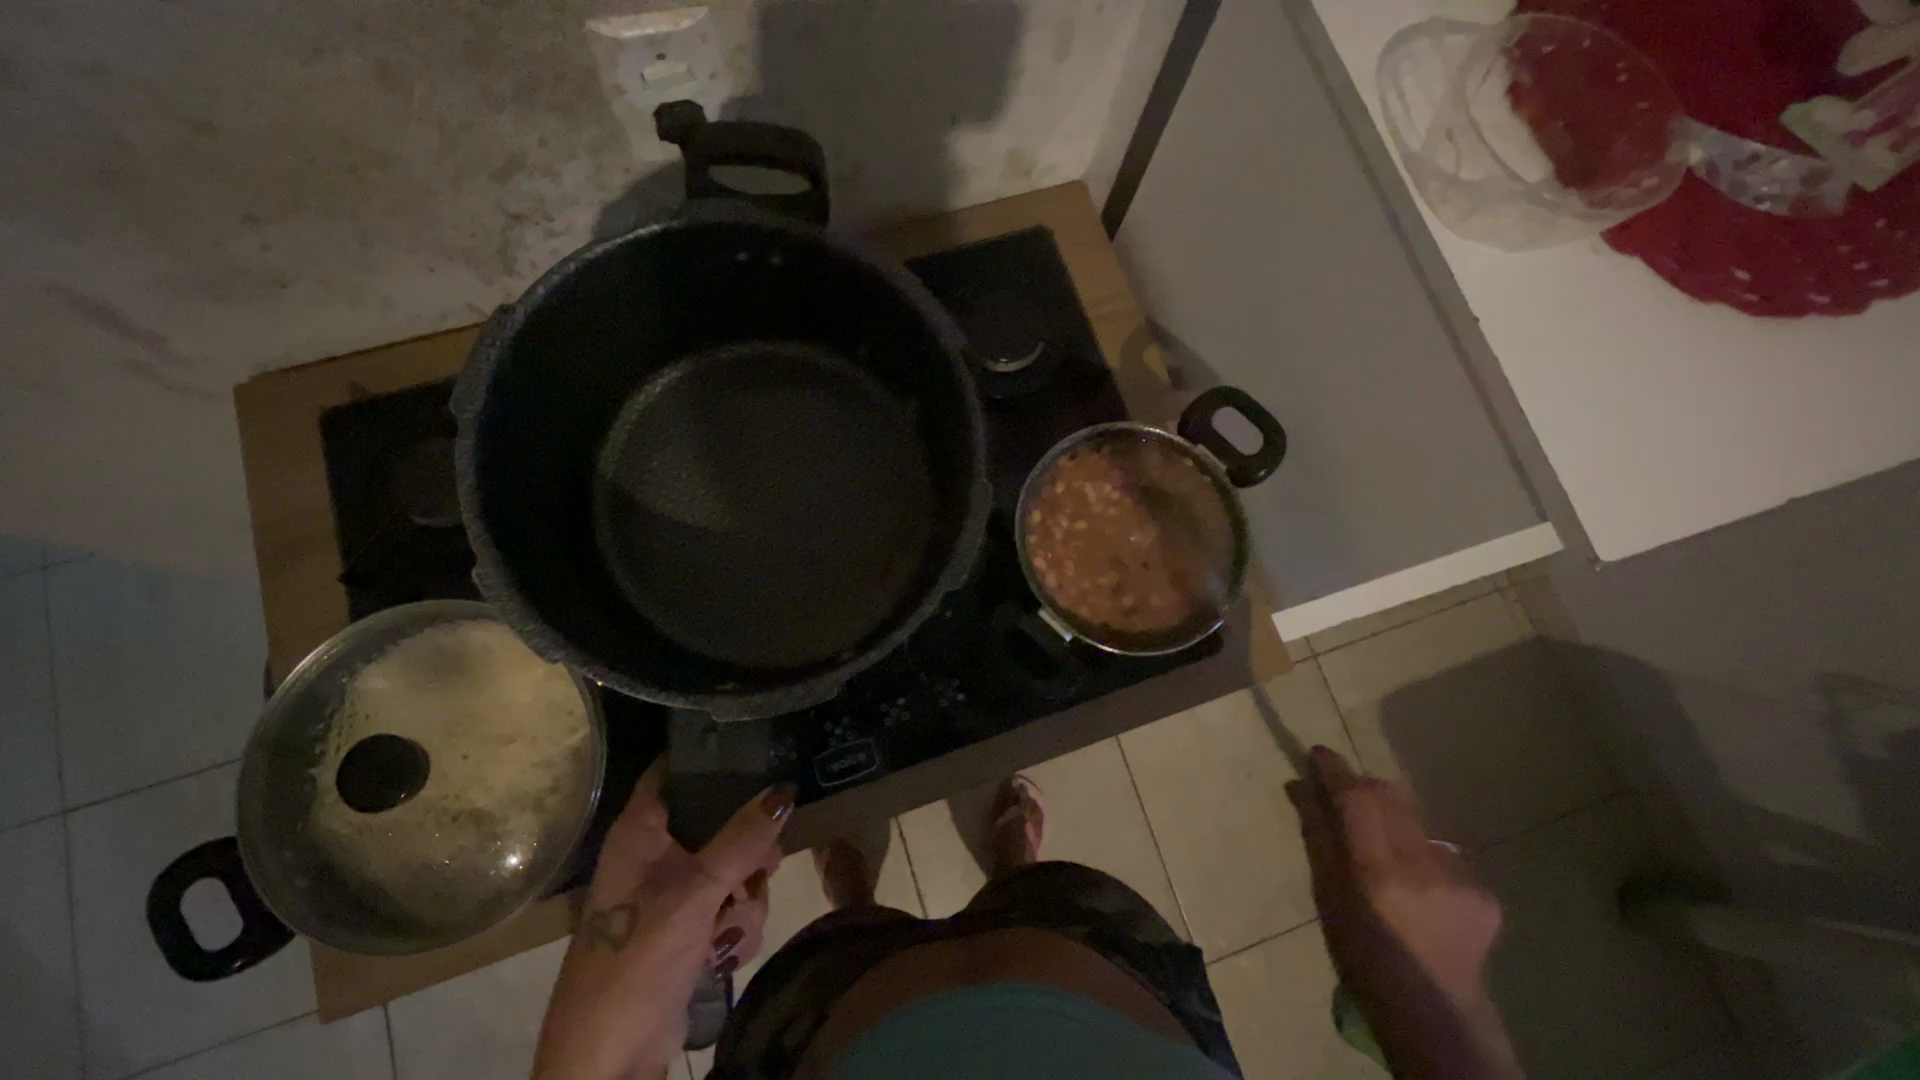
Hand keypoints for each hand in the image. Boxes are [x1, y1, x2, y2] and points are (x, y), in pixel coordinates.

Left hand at [533, 764, 792, 1079]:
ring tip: (732, 925)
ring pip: (733, 867)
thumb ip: (743, 839)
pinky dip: (736, 926)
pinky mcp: (687, 929)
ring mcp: (672, 894)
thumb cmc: (638, 958)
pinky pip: (730, 905)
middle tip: (766, 865)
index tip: (761, 751)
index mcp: (640, 831)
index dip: (712, 757)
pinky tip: (725, 950)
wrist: (611, 1056)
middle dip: (748, 851)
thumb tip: (786, 789)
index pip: (675, 770)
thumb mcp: (697, 891)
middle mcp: (655, 854)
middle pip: (719, 822)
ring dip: (745, 897)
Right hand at [1287, 747, 1519, 1079]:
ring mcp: (1460, 878)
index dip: (1334, 769)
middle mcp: (1423, 866)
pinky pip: (1444, 854)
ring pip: (1418, 824)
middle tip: (1342, 793)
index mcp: (1378, 872)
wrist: (1433, 1014)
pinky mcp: (1485, 892)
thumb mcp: (1328, 899)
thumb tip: (1301, 787)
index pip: (1356, 798)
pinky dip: (1423, 857)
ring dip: (1394, 823)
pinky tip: (1419, 888)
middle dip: (1364, 786)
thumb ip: (1318, 839)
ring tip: (1382, 853)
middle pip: (1392, 797)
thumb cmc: (1363, 959)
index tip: (1317, 753)